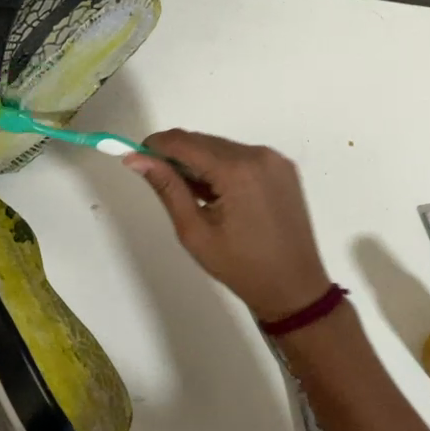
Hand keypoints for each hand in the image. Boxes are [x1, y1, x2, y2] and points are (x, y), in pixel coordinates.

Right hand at [125, 130, 331, 322]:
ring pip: (221, 147)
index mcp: (236, 171)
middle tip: (163, 183)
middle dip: (177, 155)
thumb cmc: (240, 266)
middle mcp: (258, 155)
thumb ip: (166, 187)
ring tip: (196, 195)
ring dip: (200, 161)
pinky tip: (219, 194)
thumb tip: (135, 158)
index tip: (137, 157)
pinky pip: (241, 155)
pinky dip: (222, 166)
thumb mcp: (194, 231)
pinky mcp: (283, 168)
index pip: (184, 142)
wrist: (295, 289)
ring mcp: (274, 160)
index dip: (156, 145)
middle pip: (203, 141)